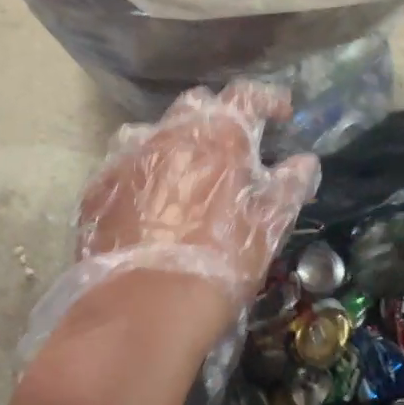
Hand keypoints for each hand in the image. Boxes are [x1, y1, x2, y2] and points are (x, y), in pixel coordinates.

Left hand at [76, 81, 319, 301]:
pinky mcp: (98, 189)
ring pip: (153, 131)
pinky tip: (147, 202)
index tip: (281, 115)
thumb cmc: (222, 261)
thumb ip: (290, 185)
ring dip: (172, 142)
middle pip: (196, 105)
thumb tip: (305, 162)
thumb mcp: (270, 225)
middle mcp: (171, 133)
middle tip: (231, 147)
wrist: (146, 309)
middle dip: (216, 117)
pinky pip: (122, 166)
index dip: (269, 100)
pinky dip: (141, 174)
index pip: (248, 95)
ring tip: (183, 172)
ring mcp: (128, 158)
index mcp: (219, 135)